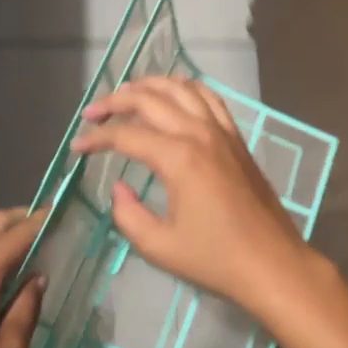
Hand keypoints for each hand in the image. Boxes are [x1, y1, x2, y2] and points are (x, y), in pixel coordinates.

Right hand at [72, 77, 313, 313]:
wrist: (271, 262)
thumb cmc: (215, 259)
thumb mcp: (159, 246)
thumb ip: (128, 214)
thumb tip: (118, 187)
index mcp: (178, 158)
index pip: (127, 135)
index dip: (96, 139)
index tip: (76, 148)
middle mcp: (200, 133)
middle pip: (151, 99)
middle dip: (116, 101)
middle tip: (92, 113)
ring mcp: (222, 131)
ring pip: (182, 89)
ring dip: (150, 85)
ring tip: (127, 94)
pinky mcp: (237, 137)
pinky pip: (209, 98)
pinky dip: (186, 89)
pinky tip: (173, 94)